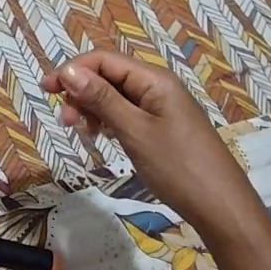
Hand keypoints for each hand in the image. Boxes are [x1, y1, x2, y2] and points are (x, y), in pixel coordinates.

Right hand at [42, 51, 256, 229]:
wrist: (223, 210)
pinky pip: (127, 113)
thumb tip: (68, 70)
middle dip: (81, 91)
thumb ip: (101, 99)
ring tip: (82, 132)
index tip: (47, 90)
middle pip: (109, 75)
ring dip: (92, 107)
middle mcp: (158, 87)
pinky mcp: (163, 128)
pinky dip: (108, 120)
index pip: (104, 60)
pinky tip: (101, 136)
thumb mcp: (134, 131)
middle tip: (66, 121)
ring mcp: (162, 108)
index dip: (72, 70)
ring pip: (116, 95)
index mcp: (154, 80)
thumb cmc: (178, 167)